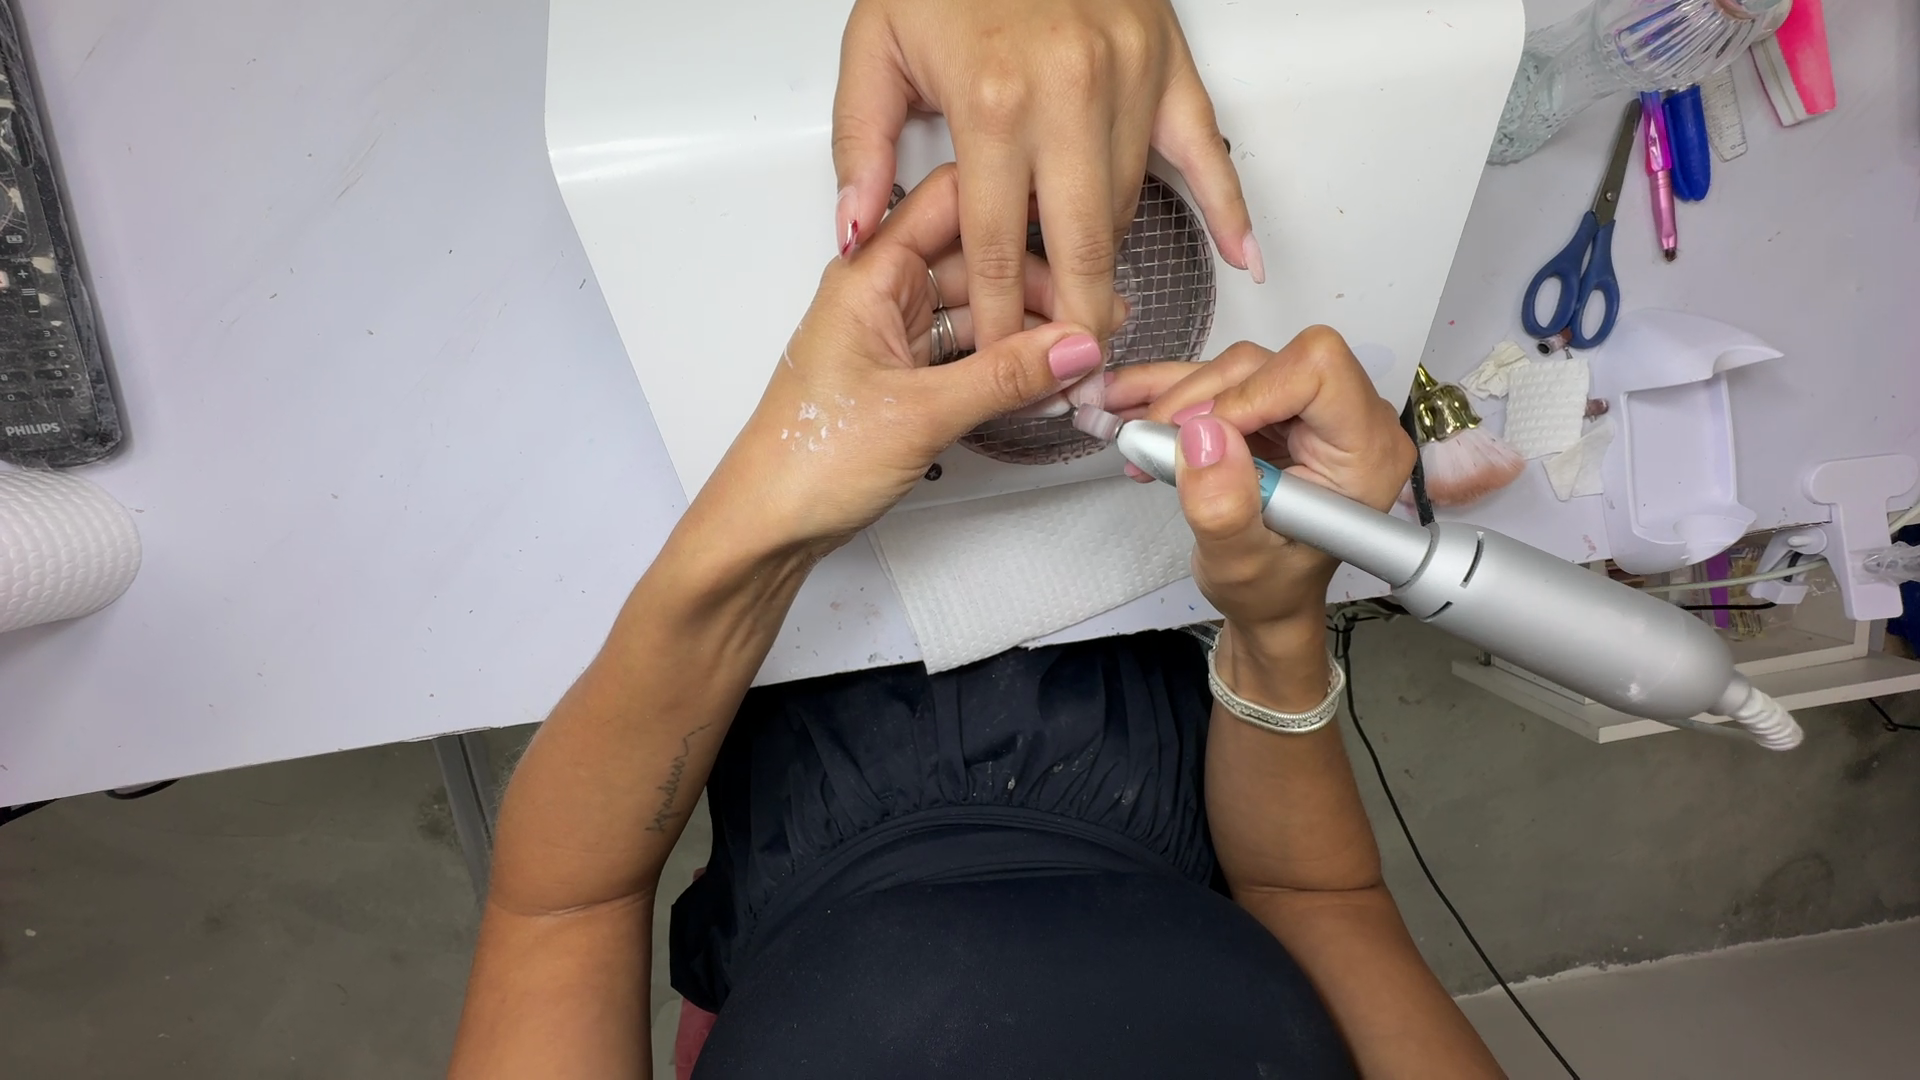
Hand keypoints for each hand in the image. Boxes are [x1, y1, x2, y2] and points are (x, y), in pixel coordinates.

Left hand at [693, 166, 1122, 556]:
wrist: (772, 523)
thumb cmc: (807, 460)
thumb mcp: (920, 413)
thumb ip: (1005, 377)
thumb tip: (1072, 348)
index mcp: (868, 274)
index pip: (952, 204)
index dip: (1015, 207)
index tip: (1075, 226)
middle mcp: (882, 295)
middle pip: (977, 265)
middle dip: (1038, 292)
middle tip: (1093, 322)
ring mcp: (895, 338)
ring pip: (978, 316)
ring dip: (1027, 338)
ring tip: (1078, 359)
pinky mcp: (905, 378)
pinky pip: (966, 357)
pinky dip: (1004, 370)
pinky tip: (1041, 383)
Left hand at [832, 0, 1257, 405]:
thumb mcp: (875, 49)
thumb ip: (859, 148)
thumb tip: (857, 232)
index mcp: (993, 102)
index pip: (995, 249)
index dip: (1001, 319)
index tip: (1005, 362)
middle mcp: (1069, 94)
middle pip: (1078, 250)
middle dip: (1073, 322)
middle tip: (1070, 370)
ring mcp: (1128, 79)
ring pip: (1125, 212)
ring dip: (1104, 265)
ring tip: (1090, 312)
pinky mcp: (1168, 65)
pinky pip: (1208, 151)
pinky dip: (1228, 207)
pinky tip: (1242, 254)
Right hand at [1105, 329, 1415, 633]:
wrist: (1265, 596)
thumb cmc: (1267, 589)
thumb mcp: (1240, 564)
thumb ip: (1224, 508)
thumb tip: (1200, 436)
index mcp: (1361, 453)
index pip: (1316, 372)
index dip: (1247, 395)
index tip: (1199, 442)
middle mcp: (1342, 419)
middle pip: (1264, 365)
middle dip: (1195, 400)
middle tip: (1151, 446)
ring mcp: (1304, 410)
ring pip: (1232, 369)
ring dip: (1170, 398)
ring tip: (1128, 432)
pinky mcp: (1271, 408)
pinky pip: (1217, 382)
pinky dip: (1167, 396)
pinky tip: (1129, 412)